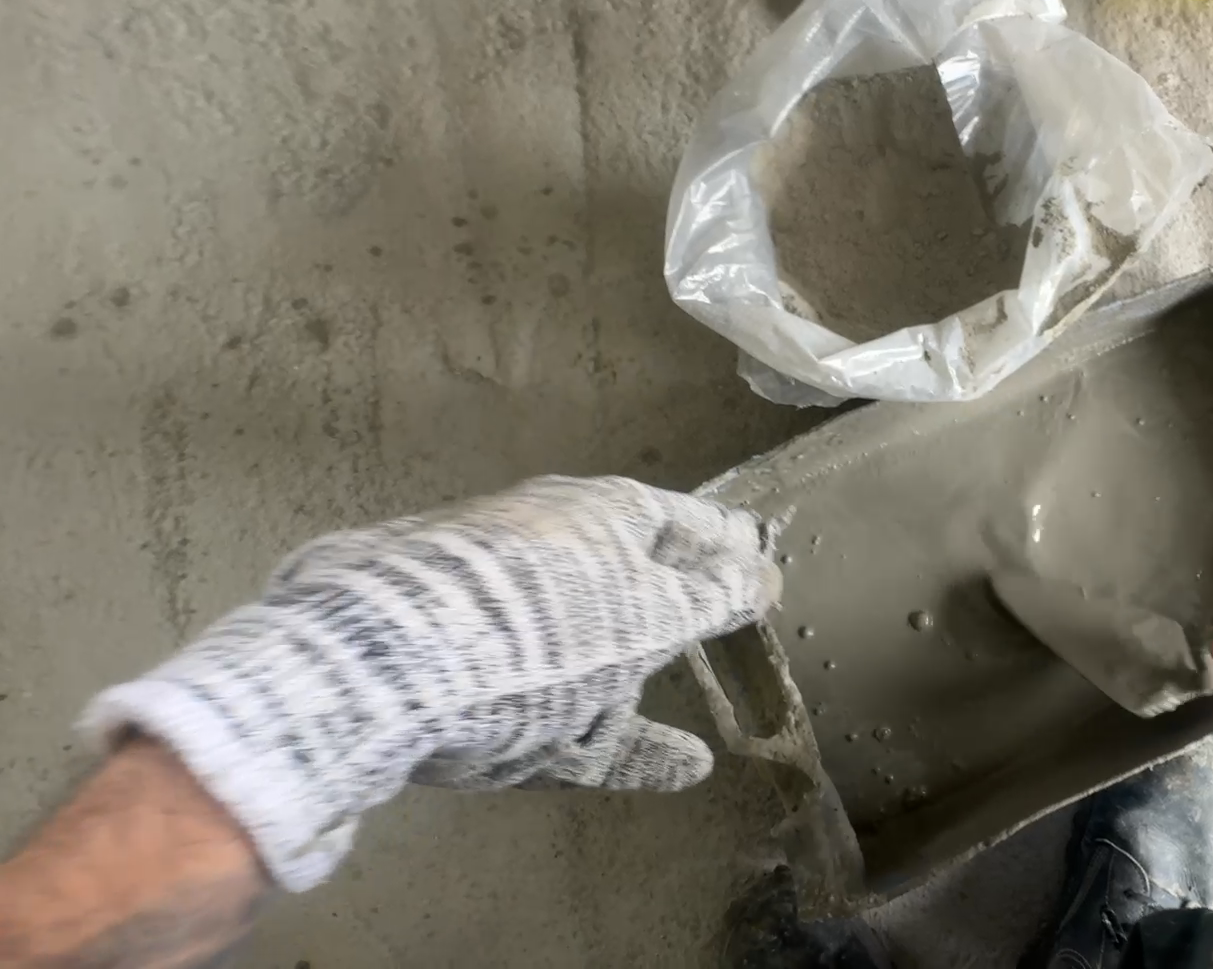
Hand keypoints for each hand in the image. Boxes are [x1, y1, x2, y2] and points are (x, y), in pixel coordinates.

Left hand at [80, 476, 779, 891]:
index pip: (689, 520)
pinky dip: (605, 735)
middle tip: (712, 632)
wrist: (376, 671)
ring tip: (681, 743)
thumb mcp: (654, 612)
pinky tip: (672, 768)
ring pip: (585, 649)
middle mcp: (550, 547)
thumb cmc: (551, 624)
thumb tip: (765, 574)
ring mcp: (496, 606)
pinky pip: (551, 703)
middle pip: (632, 581)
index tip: (761, 554)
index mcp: (604, 515)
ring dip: (632, 688)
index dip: (732, 541)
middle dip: (674, 612)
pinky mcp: (456, 669)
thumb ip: (717, 596)